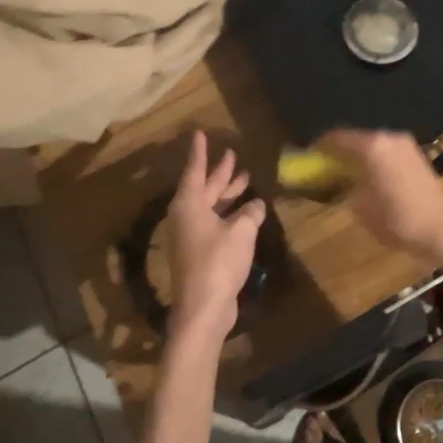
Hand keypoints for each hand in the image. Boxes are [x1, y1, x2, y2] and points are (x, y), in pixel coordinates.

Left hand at [167, 131, 265, 340]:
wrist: (202, 309)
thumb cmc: (218, 262)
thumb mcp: (241, 231)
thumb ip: (250, 213)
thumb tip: (256, 205)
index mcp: (189, 205)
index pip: (195, 171)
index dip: (200, 153)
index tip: (200, 133)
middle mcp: (186, 217)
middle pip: (204, 188)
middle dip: (219, 173)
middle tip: (232, 154)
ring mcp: (191, 237)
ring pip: (210, 207)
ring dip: (226, 194)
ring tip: (244, 178)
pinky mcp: (199, 254)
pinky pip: (214, 223)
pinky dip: (228, 214)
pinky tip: (246, 212)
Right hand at [315, 128, 442, 260]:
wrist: (440, 228)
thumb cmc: (396, 218)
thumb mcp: (360, 206)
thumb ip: (345, 185)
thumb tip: (339, 178)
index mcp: (371, 146)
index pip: (337, 137)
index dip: (319, 146)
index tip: (308, 156)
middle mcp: (388, 137)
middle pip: (356, 138)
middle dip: (339, 151)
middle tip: (325, 167)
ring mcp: (405, 144)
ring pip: (373, 144)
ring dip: (358, 155)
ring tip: (345, 174)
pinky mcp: (416, 154)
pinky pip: (387, 151)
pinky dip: (374, 159)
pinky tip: (368, 177)